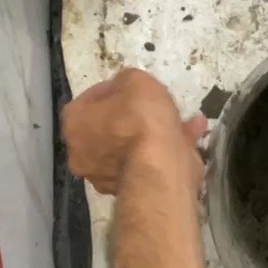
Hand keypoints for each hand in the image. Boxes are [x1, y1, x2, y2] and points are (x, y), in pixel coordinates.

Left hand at [63, 68, 208, 195]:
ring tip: (179, 117)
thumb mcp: (136, 81)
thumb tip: (127, 87)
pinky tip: (192, 131)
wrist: (161, 166)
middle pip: (108, 127)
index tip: (130, 86)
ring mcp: (108, 176)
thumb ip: (128, 80)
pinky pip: (150, 160)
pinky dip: (168, 146)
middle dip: (132, 115)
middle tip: (152, 104)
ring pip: (131, 146)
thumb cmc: (140, 119)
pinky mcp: (136, 188)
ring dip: (154, 131)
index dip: (112, 89)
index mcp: (76, 126)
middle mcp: (84, 154)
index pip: (88, 100)